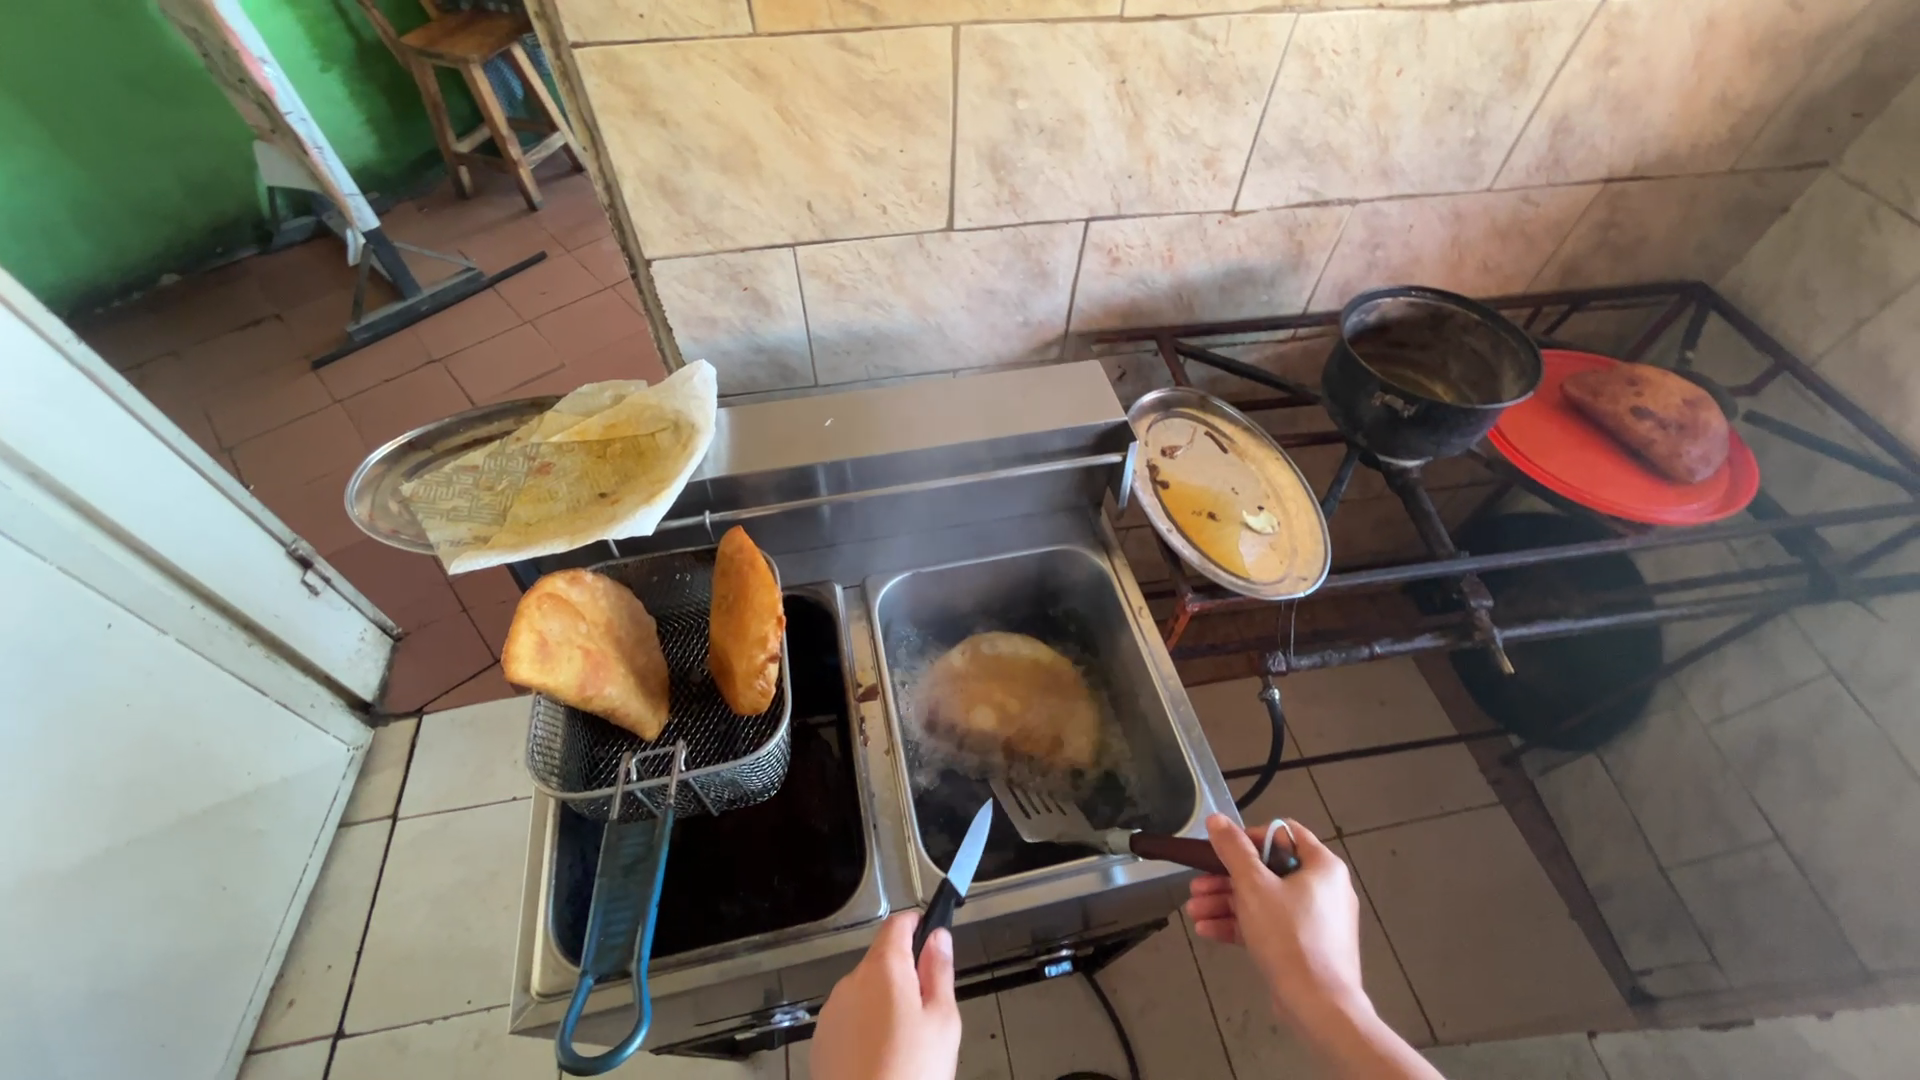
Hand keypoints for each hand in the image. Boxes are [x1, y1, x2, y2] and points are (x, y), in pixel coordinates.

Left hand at [811, 912, 961, 1079]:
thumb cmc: (912, 1074)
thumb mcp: (942, 1021)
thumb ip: (939, 971)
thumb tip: (938, 936)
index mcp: (883, 968)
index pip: (897, 924)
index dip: (916, 924)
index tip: (931, 936)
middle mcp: (852, 981)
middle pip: (881, 959)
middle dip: (904, 973)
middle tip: (928, 1010)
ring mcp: (832, 1012)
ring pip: (865, 991)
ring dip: (883, 1002)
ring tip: (905, 1044)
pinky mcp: (821, 1040)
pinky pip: (849, 1018)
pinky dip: (865, 1027)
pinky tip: (880, 1059)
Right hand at [1185, 814, 1370, 1030]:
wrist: (1319, 1007)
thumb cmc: (1289, 935)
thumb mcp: (1253, 886)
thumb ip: (1233, 849)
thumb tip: (1216, 819)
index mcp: (1321, 866)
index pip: (1282, 833)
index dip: (1249, 837)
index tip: (1222, 851)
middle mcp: (1323, 888)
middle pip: (1266, 870)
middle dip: (1225, 879)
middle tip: (1197, 886)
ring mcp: (1315, 921)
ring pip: (1263, 900)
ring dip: (1225, 903)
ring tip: (1194, 912)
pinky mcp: (1305, 947)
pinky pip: (1270, 925)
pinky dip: (1241, 925)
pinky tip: (1207, 930)